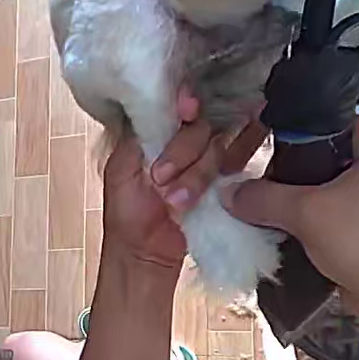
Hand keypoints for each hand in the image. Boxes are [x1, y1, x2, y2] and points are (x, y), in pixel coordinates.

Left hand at [102, 89, 267, 270]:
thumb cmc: (127, 213)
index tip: (187, 110)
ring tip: (177, 202)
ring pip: (217, 148)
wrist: (147, 254)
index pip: (178, 104)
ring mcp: (206, 161)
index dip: (186, 104)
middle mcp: (184, 140)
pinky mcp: (223, 182)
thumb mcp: (122, 168)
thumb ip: (140, 134)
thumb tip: (171, 107)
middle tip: (160, 180)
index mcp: (156, 130)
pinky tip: (229, 172)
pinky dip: (234, 166)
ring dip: (198, 175)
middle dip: (183, 153)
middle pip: (201, 127)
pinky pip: (236, 165)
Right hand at [224, 120, 358, 336]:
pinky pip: (325, 221)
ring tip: (255, 210)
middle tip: (249, 184)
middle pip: (317, 160)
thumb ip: (265, 198)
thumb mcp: (311, 213)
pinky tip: (275, 234)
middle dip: (282, 176)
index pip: (323, 122)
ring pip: (319, 194)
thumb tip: (229, 193)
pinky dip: (303, 228)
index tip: (250, 148)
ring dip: (290, 206)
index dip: (284, 133)